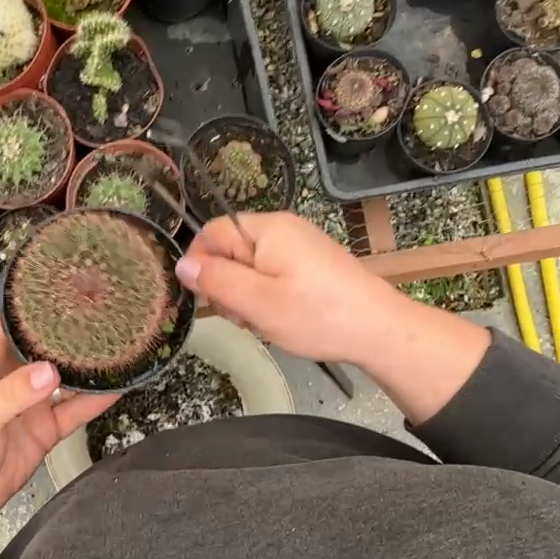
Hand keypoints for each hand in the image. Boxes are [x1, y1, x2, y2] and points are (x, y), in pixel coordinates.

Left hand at [0, 306, 118, 527]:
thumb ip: (13, 395)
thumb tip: (50, 372)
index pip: (2, 322)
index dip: (23, 301)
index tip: (52, 279)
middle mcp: (8, 379)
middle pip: (38, 345)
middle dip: (63, 328)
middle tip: (96, 306)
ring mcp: (29, 405)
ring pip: (61, 377)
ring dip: (82, 364)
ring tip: (114, 341)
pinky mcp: (44, 430)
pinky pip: (74, 411)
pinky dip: (94, 400)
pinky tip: (118, 385)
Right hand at [174, 211, 414, 366]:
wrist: (379, 329)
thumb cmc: (317, 316)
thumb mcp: (257, 302)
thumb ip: (216, 281)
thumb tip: (181, 264)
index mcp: (267, 229)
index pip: (212, 232)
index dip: (201, 264)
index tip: (208, 299)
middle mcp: (282, 229)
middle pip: (230, 250)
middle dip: (227, 285)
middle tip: (244, 317)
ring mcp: (299, 246)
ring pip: (250, 267)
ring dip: (247, 297)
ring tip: (265, 322)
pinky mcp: (311, 265)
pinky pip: (272, 275)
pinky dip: (267, 298)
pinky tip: (281, 320)